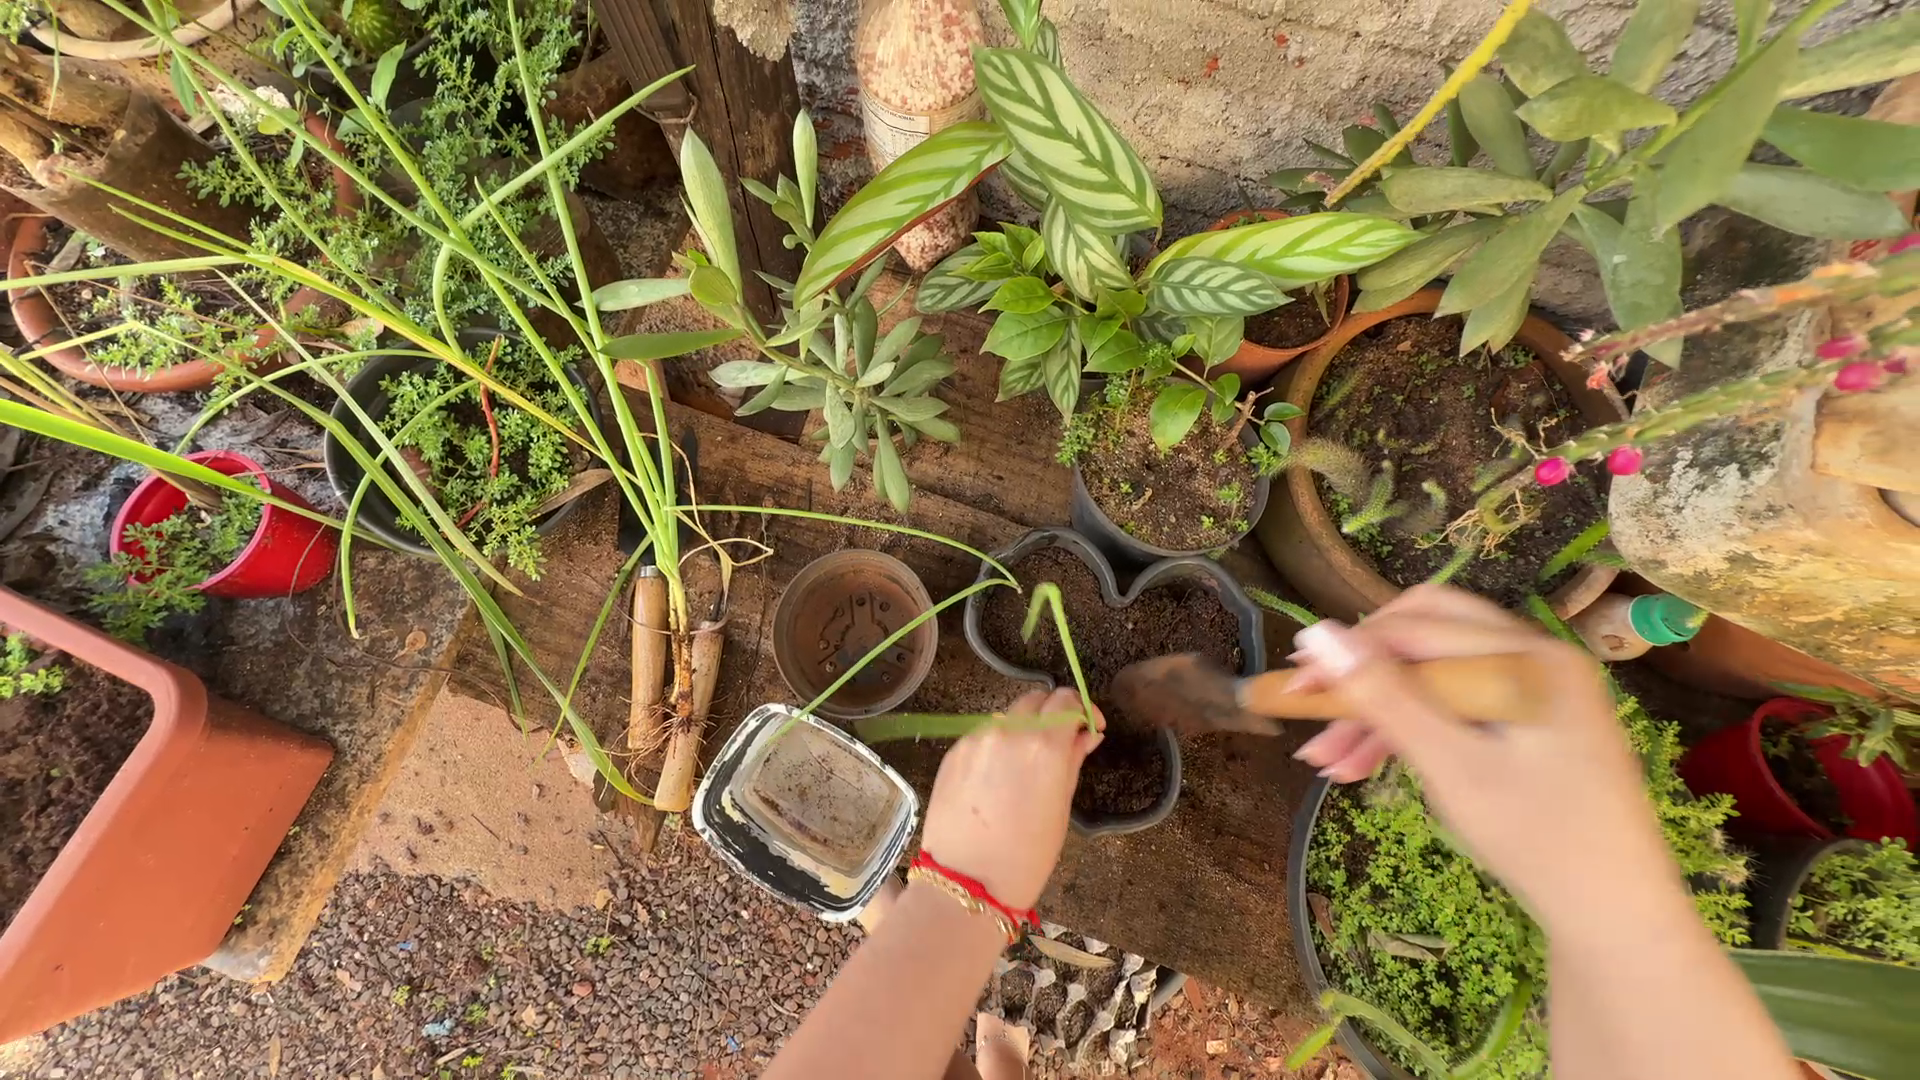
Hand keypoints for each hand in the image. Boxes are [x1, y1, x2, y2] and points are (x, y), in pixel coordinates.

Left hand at [919, 687, 1104, 910]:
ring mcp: (977, 738)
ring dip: (1024, 726)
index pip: (1067, 700)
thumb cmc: (1026, 855)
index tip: (1088, 727)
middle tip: (1060, 741)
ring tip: (1027, 762)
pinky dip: (998, 743)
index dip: (1082, 709)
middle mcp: (1009, 730)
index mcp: (1044, 745)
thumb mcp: (1061, 807)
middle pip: (1036, 699)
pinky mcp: (954, 750)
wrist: (966, 881)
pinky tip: (998, 775)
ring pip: (1008, 715)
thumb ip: (1072, 760)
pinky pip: (984, 734)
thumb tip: (1085, 735)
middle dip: (1052, 713)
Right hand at [1290, 586, 1680, 926]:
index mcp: (1527, 657)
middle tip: (1313, 701)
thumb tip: (1316, 633)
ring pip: (1426, 675)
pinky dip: (1403, 728)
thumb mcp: (1447, 761)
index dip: (1346, 652)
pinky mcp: (1520, 719)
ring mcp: (1528, 688)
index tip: (1294, 684)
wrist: (1615, 917)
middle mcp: (1531, 656)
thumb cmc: (1536, 837)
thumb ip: (1381, 692)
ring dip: (1374, 710)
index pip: (1413, 629)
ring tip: (1326, 760)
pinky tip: (1359, 765)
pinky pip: (1447, 704)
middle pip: (1419, 635)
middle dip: (1360, 671)